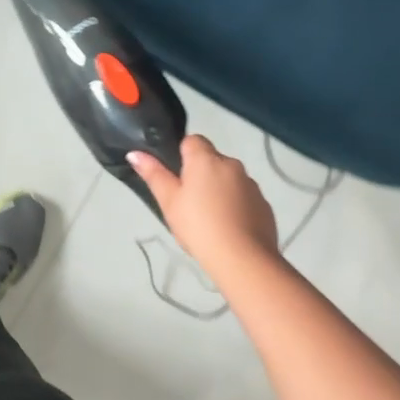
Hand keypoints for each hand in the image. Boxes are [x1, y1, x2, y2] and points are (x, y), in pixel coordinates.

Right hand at [129, 135, 280, 273]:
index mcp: (206, 159)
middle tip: (188, 203)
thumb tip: (135, 153)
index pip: (192, 140)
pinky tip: (229, 229)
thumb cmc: (199, 227)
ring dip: (220, 190)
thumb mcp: (169, 202)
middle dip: (201, 175)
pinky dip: (236, 206)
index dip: (182, 156)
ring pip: (229, 179)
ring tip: (210, 220)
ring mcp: (251, 184)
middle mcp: (231, 164)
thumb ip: (153, 174)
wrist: (243, 259)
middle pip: (212, 160)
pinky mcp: (264, 204)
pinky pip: (245, 197)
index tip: (177, 180)